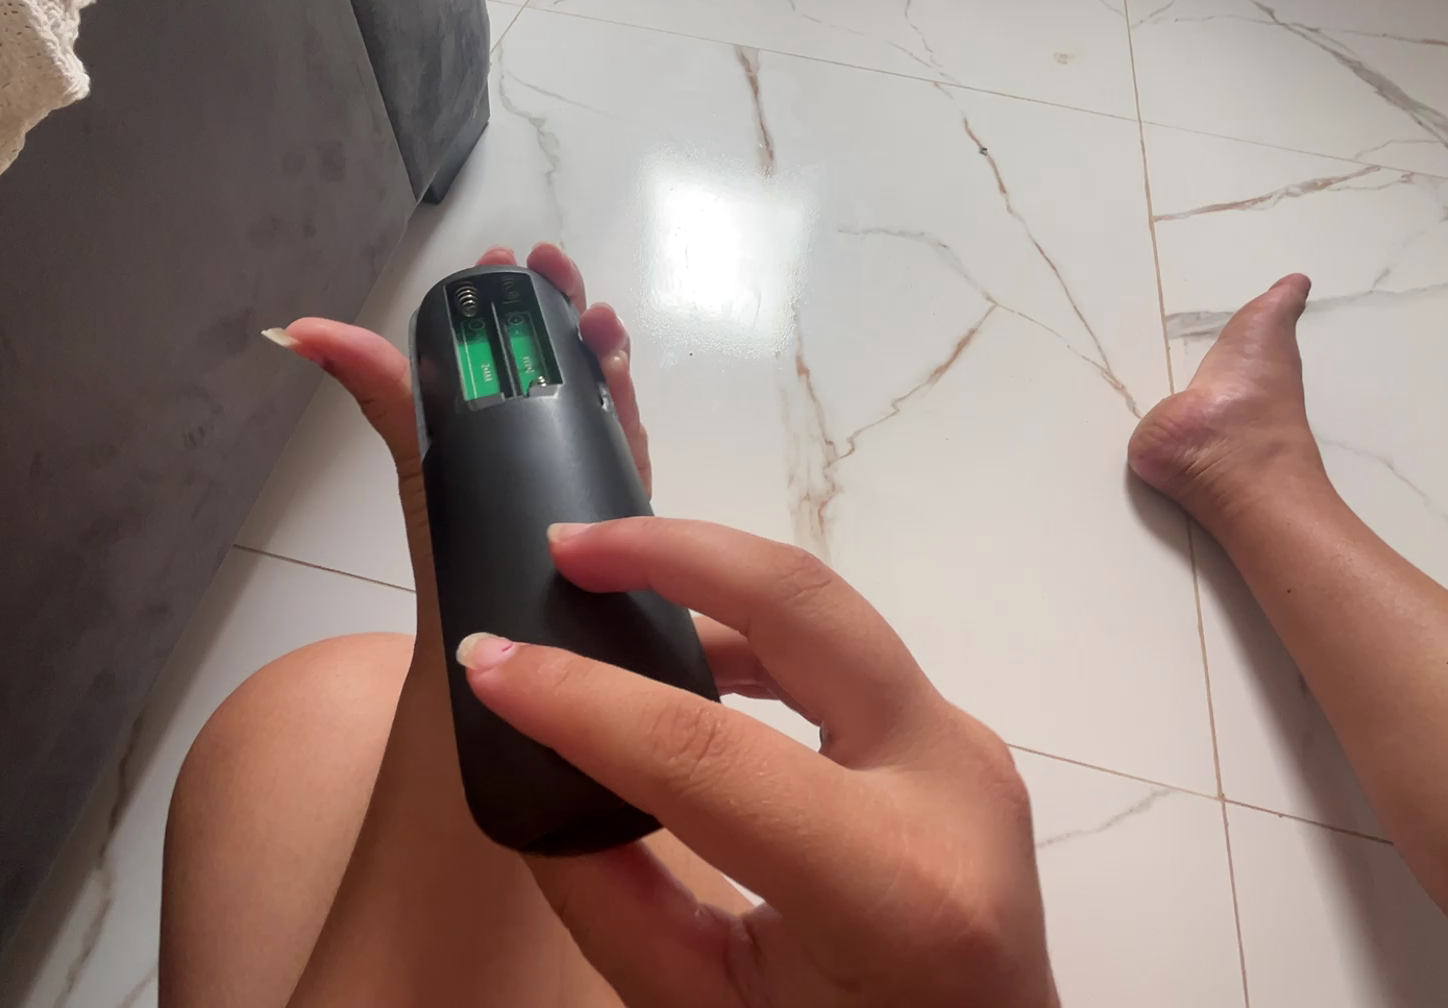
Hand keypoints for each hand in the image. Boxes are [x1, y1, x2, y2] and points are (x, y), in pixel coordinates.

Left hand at [272, 243, 651, 600]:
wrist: (491, 623)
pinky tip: (619, 374)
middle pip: (563, 350)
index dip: (508, 294)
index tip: (501, 258)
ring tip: (596, 315)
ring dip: (600, 343)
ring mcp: (580, 452)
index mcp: (497, 410)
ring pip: (599, 386)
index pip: (508, 340)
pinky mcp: (612, 488)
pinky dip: (625, 402)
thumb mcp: (418, 452)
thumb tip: (292, 331)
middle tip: (553, 266)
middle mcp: (542, 423)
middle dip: (562, 302)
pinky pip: (624, 439)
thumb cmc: (451, 541)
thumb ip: (377, 391)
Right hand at [455, 518, 1059, 1007]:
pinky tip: (686, 635)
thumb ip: (616, 900)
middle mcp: (949, 779)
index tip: (488, 659)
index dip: (584, 697)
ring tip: (610, 571)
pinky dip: (749, 624)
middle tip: (569, 547)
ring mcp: (958, 740)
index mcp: (899, 889)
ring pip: (823, 604)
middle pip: (801, 604)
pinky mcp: (945, 727)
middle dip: (672, 552)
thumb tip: (541, 773)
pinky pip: (834, 646)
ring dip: (710, 572)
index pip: (710, 755)